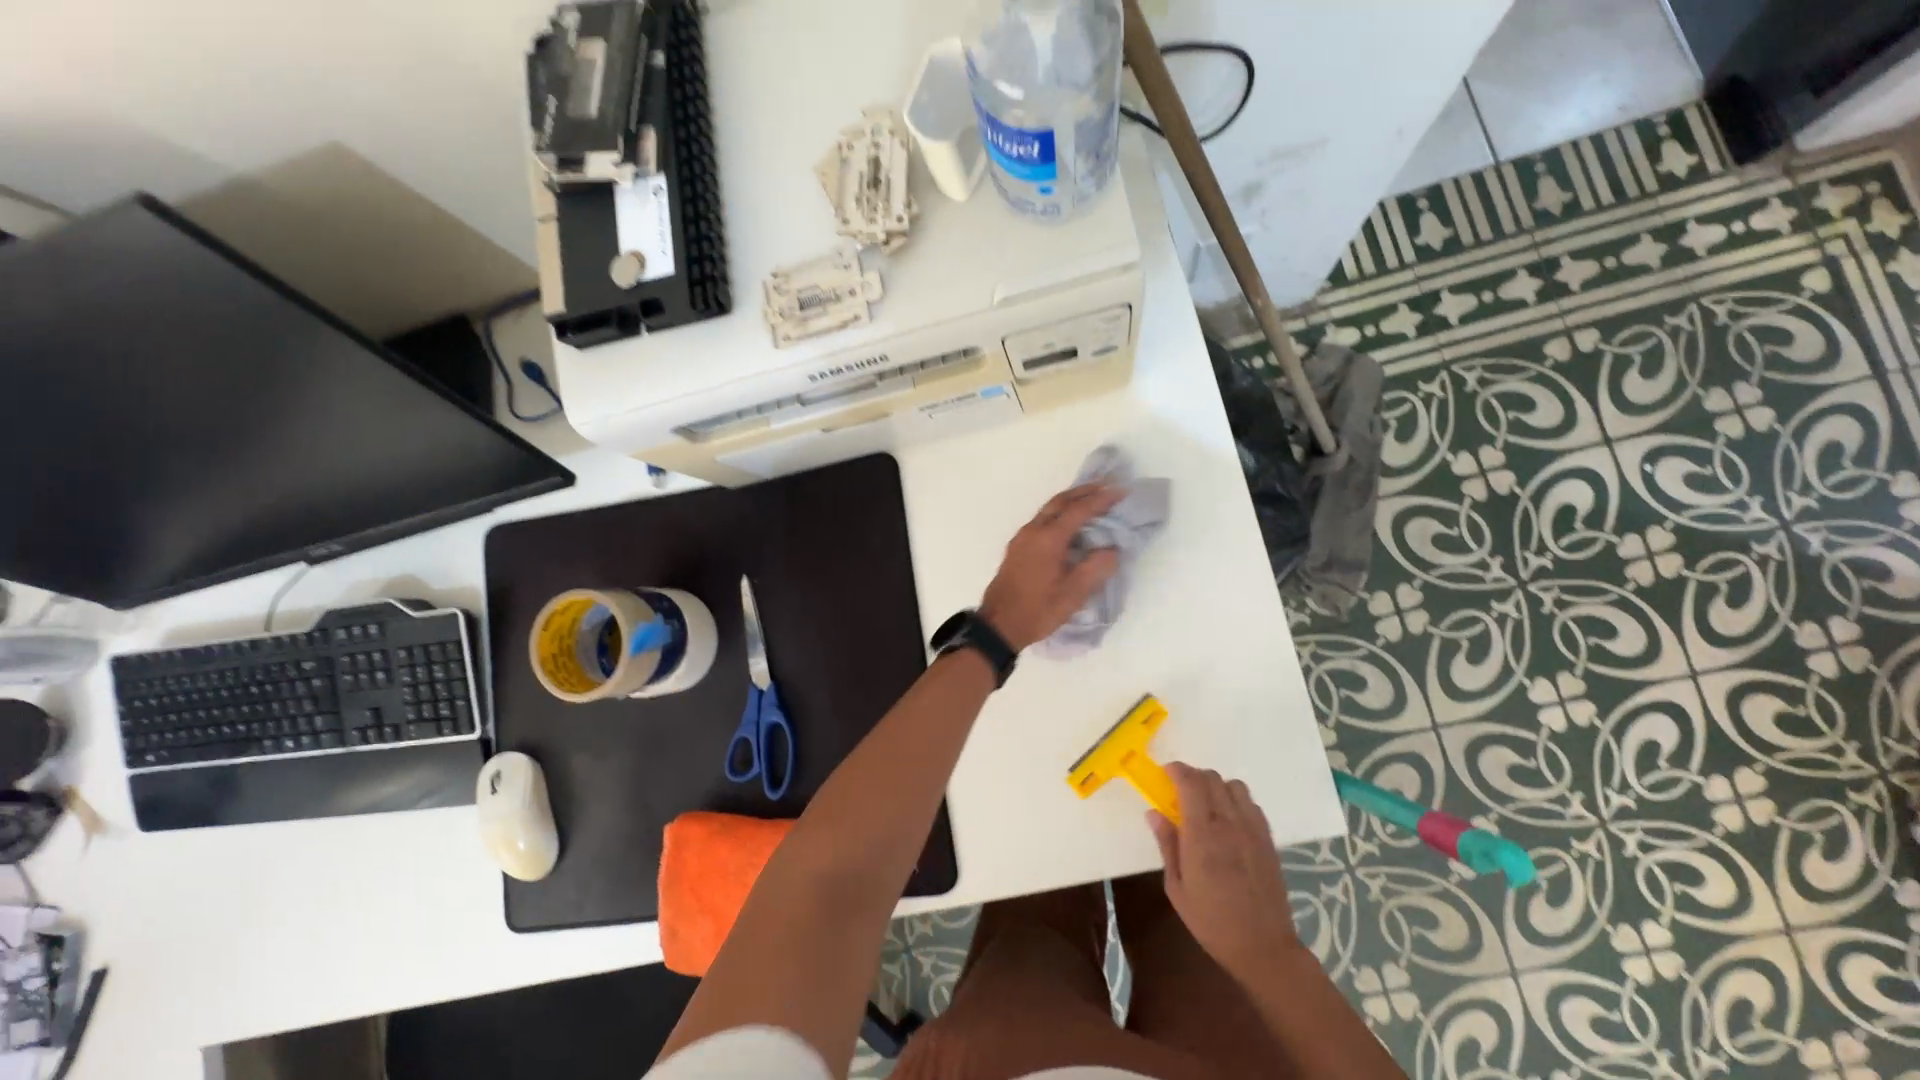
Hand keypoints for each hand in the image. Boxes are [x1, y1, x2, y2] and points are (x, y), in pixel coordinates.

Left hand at [978, 482, 1123, 650]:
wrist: (998, 626)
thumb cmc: (1037, 611)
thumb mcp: (1073, 595)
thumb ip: (1095, 568)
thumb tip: (1111, 550)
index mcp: (1048, 539)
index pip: (1079, 511)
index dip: (1101, 500)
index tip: (1120, 492)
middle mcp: (1032, 531)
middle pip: (1060, 502)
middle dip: (1084, 492)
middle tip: (1106, 486)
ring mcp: (1021, 538)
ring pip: (1048, 510)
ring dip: (1070, 502)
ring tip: (1091, 501)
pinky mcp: (1016, 548)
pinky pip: (1041, 521)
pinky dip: (1058, 514)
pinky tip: (1069, 525)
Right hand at [1148, 763, 1300, 980]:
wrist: (1262, 946)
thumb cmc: (1211, 922)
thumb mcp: (1177, 888)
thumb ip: (1167, 845)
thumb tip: (1154, 813)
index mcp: (1202, 836)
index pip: (1191, 784)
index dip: (1176, 770)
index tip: (1164, 773)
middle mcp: (1230, 825)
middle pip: (1212, 778)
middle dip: (1193, 776)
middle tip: (1178, 790)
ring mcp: (1253, 830)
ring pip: (1234, 786)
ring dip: (1216, 786)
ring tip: (1205, 804)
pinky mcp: (1268, 839)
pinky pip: (1251, 804)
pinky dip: (1235, 800)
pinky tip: (1228, 820)